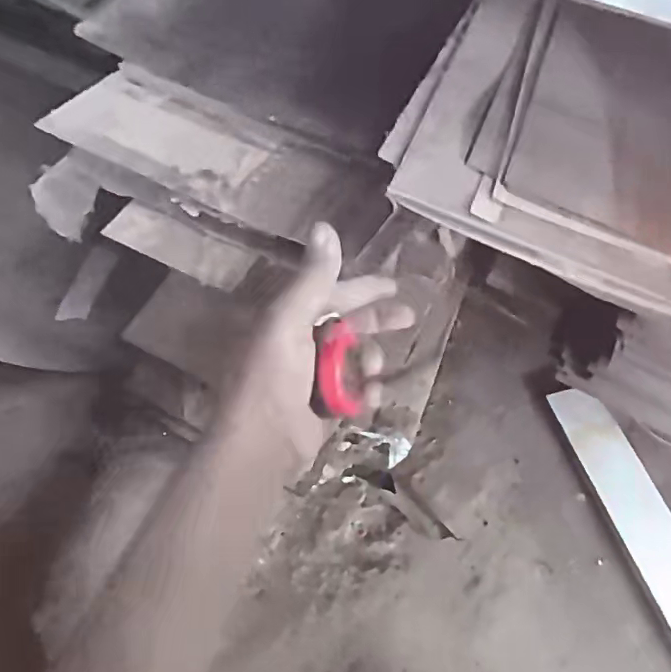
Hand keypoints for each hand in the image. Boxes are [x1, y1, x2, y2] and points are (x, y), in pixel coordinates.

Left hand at [221, 222, 414, 468]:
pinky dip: (365, 392)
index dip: (361, 288)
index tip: (393, 286)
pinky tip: (369, 397)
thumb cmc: (271, 379)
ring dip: (369, 362)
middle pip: (347, 325)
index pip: (330, 295)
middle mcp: (299, 346)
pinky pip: (355, 391)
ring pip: (355, 360)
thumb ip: (312, 280)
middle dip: (376, 323)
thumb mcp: (288, 322)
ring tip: (371, 370)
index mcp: (286, 321)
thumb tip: (325, 227)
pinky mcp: (325, 408)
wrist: (263, 444)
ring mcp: (313, 379)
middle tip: (407, 318)